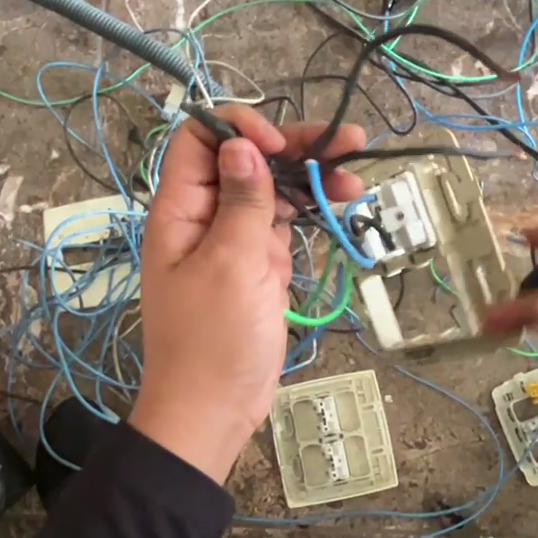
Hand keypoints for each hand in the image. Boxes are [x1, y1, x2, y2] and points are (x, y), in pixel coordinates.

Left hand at [130, 106, 364, 482]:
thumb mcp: (230, 265)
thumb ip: (242, 202)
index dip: (238, 128)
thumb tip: (242, 144)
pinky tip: (341, 201)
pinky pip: (283, 223)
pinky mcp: (259, 263)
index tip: (280, 145)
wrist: (215, 409)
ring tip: (357, 175)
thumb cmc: (214, 340)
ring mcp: (234, 240)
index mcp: (180, 210)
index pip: (199, 140)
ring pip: (271, 190)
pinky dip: (310, 211)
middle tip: (348, 141)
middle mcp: (205, 215)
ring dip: (311, 178)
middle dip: (293, 146)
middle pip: (246, 160)